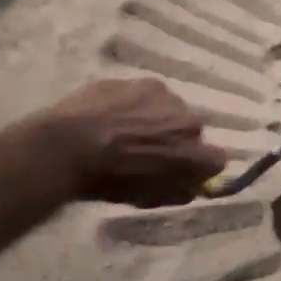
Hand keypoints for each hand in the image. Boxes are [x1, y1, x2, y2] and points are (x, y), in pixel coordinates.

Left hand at [27, 79, 227, 207]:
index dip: (197, 165)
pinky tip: (113, 112)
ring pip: (171, 109)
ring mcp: (169, 98)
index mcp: (196, 154)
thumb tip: (192, 184)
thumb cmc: (108, 180)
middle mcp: (191, 122)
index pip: (215, 160)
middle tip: (146, 148)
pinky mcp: (144, 82)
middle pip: (191, 131)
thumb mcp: (148, 198)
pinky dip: (137, 103)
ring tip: (126, 127)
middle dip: (175, 139)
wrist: (65, 148)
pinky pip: (148, 94)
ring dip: (158, 118)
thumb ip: (179, 190)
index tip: (178, 169)